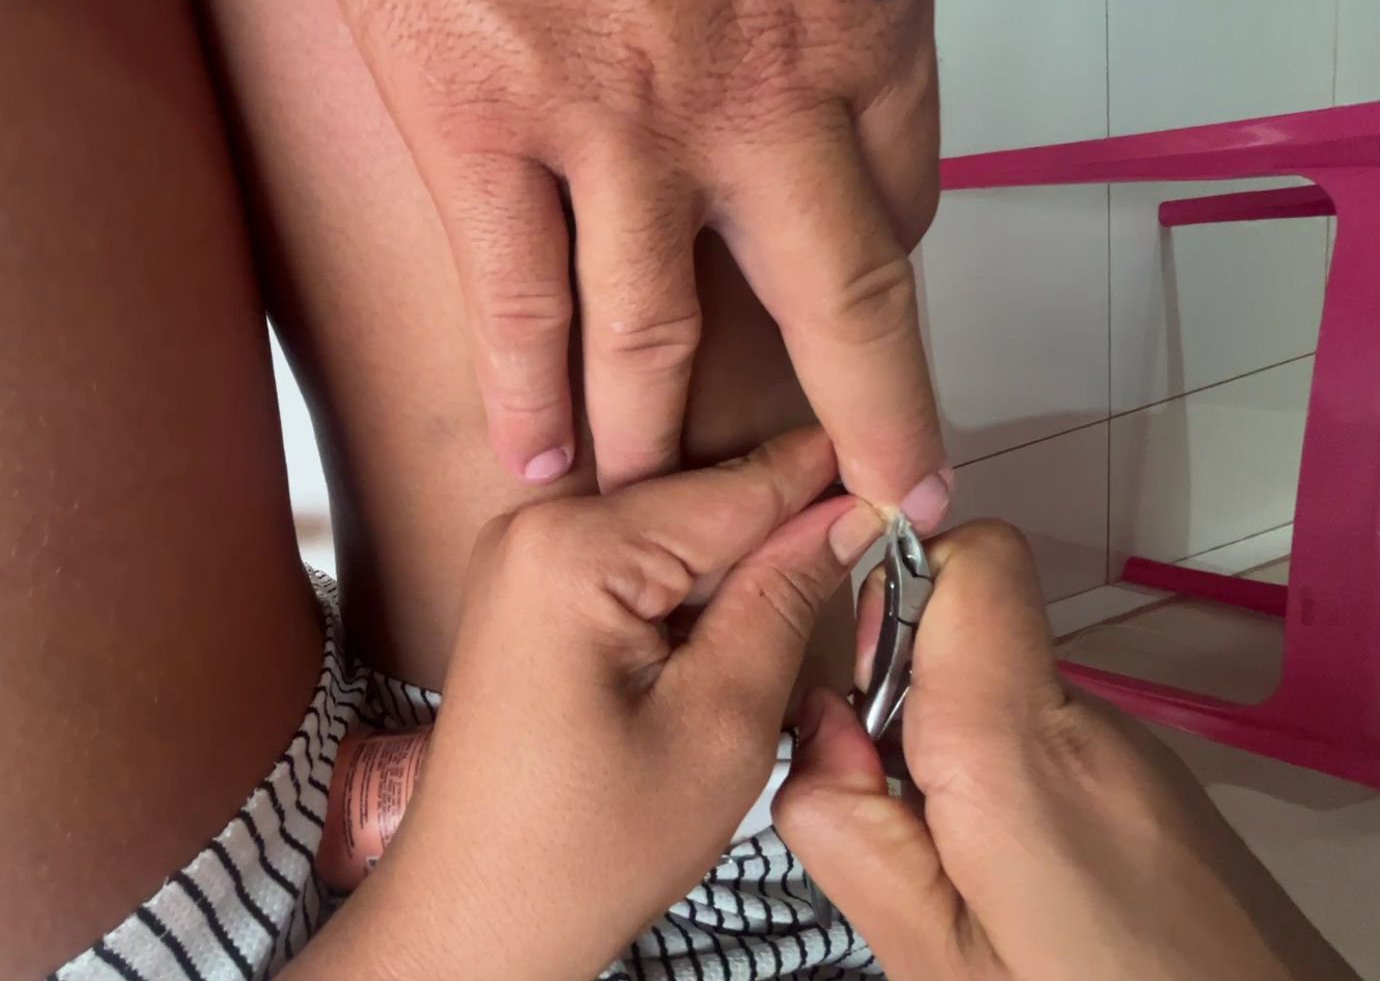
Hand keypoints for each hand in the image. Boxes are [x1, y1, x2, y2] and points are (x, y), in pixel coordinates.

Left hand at [284, 428, 885, 979]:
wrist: (482, 898)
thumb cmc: (588, 841)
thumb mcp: (718, 723)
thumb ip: (782, 599)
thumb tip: (844, 517)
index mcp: (574, 547)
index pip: (732, 486)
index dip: (825, 481)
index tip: (897, 484)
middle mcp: (534, 525)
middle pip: (694, 499)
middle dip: (780, 522)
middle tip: (865, 544)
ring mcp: (522, 551)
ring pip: (665, 525)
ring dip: (734, 555)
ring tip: (802, 589)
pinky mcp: (526, 583)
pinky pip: (627, 553)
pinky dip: (684, 578)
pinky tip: (721, 616)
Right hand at [301, 0, 946, 514]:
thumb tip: (812, 84)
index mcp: (839, 5)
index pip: (893, 196)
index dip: (886, 287)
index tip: (866, 342)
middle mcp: (741, 88)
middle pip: (833, 299)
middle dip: (868, 417)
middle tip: (886, 505)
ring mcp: (610, 124)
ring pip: (652, 327)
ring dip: (655, 432)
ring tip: (655, 502)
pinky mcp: (485, 132)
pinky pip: (519, 296)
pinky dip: (526, 391)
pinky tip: (536, 457)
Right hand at [771, 522, 1361, 980]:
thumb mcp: (930, 961)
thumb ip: (844, 825)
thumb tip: (819, 720)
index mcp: (1021, 750)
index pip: (975, 561)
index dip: (899, 583)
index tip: (862, 675)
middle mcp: (1088, 722)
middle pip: (961, 623)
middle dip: (892, 682)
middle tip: (889, 799)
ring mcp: (1134, 748)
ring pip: (989, 677)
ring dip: (937, 730)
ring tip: (950, 850)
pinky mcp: (1154, 779)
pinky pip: (1033, 722)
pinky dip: (989, 761)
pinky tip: (1006, 861)